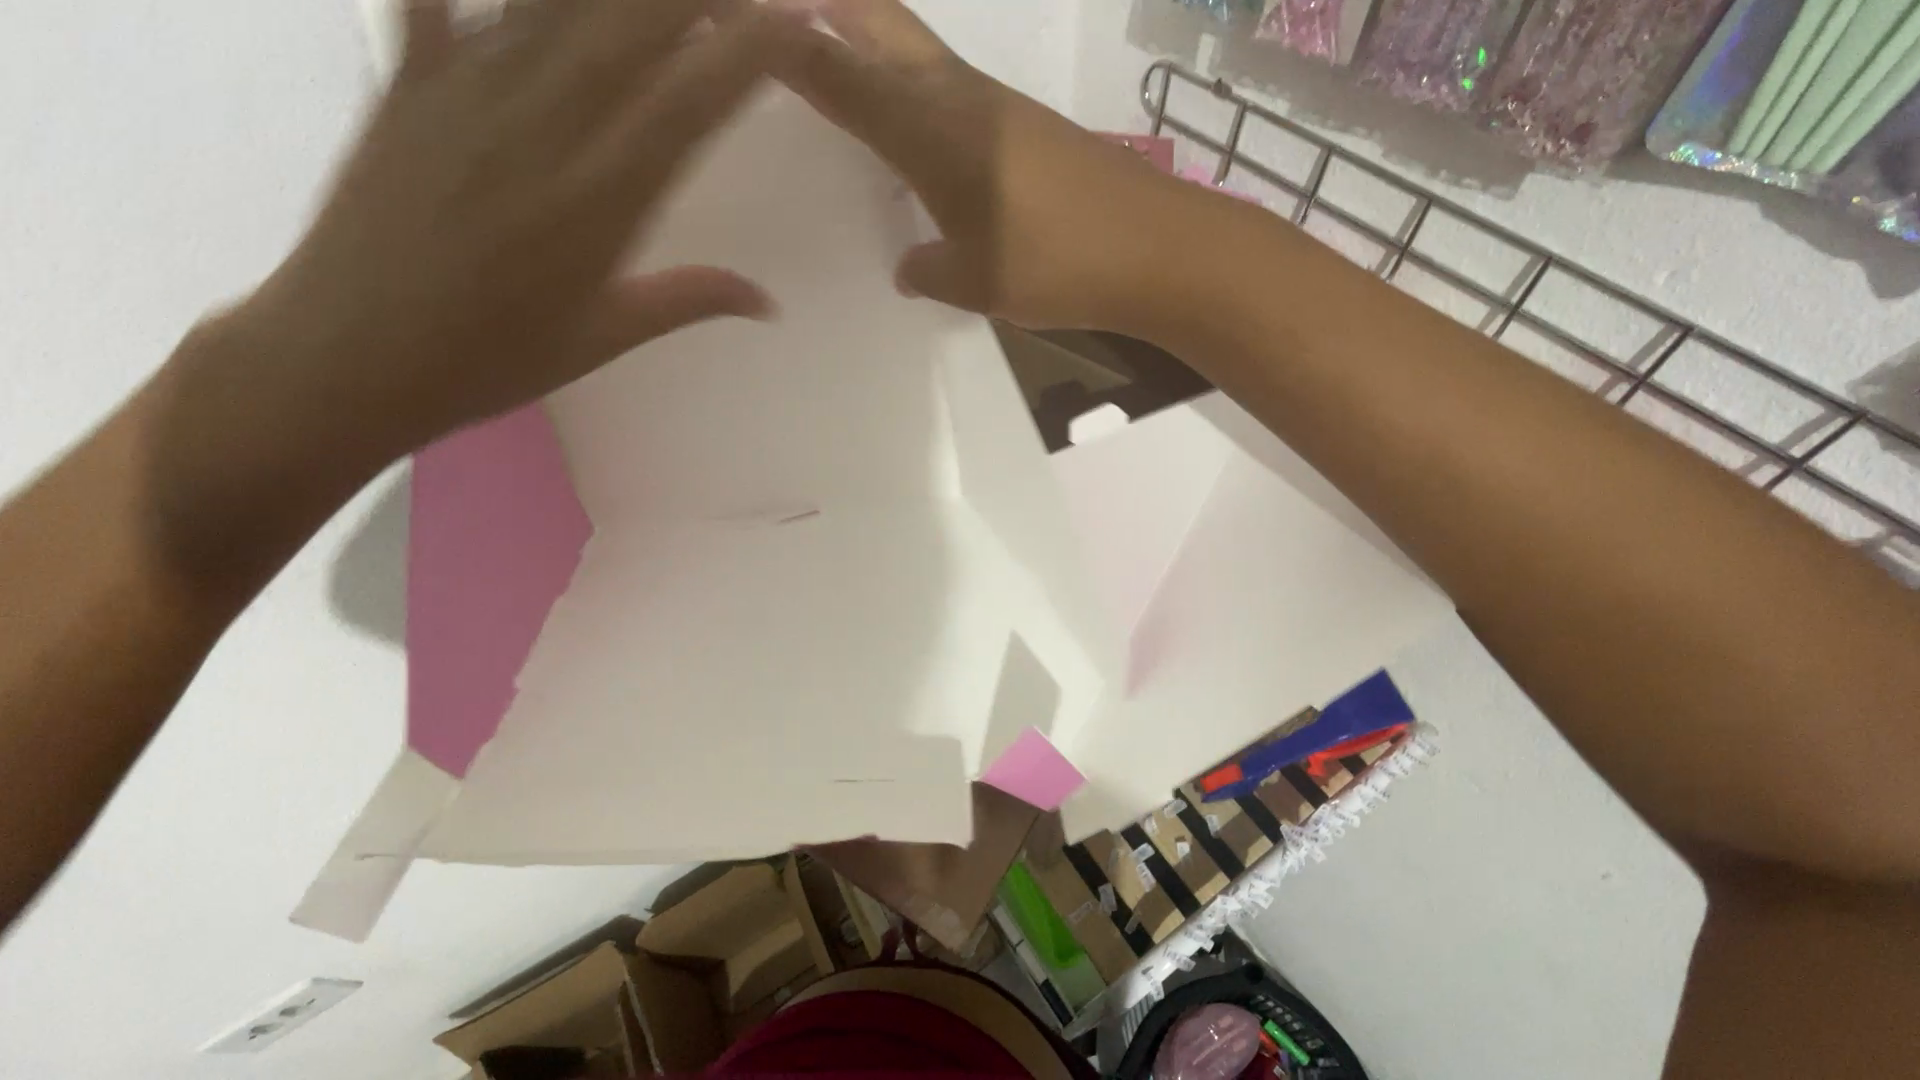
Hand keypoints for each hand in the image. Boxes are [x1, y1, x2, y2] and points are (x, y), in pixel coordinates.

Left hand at [225, 0, 803, 461]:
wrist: (344, 358)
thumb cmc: (487, 360)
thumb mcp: (602, 338)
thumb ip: (689, 300)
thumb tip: (768, 302)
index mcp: (602, 201)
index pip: (694, 100)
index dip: (752, 49)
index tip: (796, 18)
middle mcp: (544, 129)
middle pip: (633, 24)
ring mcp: (468, 94)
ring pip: (553, 0)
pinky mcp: (405, 80)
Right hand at [774, 0, 1208, 336]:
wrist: (1161, 251)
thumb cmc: (1060, 265)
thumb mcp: (978, 280)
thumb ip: (931, 268)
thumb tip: (908, 265)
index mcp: (931, 129)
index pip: (837, 72)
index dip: (781, 45)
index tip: (730, 30)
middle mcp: (956, 98)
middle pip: (878, 23)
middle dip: (824, 8)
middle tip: (775, 19)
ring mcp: (994, 106)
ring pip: (912, 50)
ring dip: (865, 41)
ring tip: (821, 57)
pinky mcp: (1022, 125)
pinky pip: (945, 89)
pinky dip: (908, 86)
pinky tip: (901, 123)